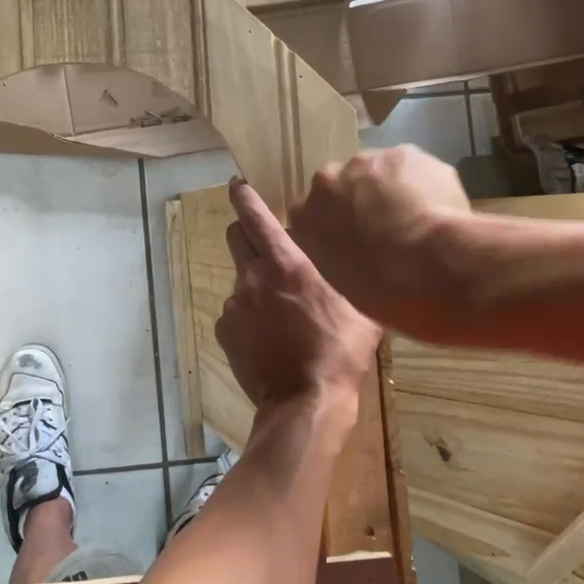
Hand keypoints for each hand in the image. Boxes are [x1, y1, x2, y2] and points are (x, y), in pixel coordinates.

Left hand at [215, 178, 383, 410]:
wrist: (306, 399)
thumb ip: (343, 272)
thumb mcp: (359, 304)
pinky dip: (247, 316)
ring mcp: (234, 303)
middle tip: (262, 245)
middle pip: (235, 237)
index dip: (243, 195)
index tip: (237, 184)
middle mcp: (253, 276)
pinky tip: (268, 337)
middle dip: (245, 233)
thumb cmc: (340, 349)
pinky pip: (234, 312)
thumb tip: (344, 253)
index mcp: (286, 262)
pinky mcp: (224, 329)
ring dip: (254, 284)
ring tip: (278, 312)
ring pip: (239, 279)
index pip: (254, 215)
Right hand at [289, 146, 471, 328]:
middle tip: (386, 229)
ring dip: (391, 189)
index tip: (353, 242)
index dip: (334, 226)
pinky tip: (439, 209)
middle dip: (359, 201)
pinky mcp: (405, 153)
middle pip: (342, 185)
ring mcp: (366, 162)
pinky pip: (412, 167)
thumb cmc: (381, 288)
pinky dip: (423, 183)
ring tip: (416, 219)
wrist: (430, 265)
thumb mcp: (339, 284)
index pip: (311, 215)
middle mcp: (326, 181)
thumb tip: (346, 259)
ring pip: (378, 172)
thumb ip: (332, 261)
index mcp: (304, 217)